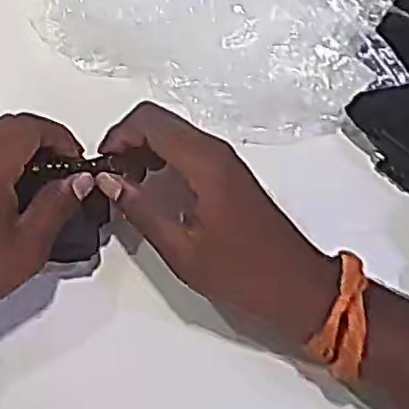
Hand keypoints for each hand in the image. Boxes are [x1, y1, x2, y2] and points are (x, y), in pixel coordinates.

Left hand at [0, 114, 92, 332]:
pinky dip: (14, 153)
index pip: (30, 127)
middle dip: (48, 137)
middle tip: (70, 165)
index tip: (78, 159)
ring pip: (2, 133)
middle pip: (15, 124)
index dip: (61, 137)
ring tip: (55, 176)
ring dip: (30, 144)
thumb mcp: (29, 243)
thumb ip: (57, 205)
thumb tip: (76, 182)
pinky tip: (30, 184)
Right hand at [97, 102, 337, 347]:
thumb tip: (108, 182)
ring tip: (128, 180)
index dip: (118, 136)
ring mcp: (221, 157)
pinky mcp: (225, 168)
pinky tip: (151, 183)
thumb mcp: (182, 250)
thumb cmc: (248, 274)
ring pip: (168, 128)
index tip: (105, 162)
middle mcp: (213, 150)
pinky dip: (159, 152)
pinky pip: (182, 143)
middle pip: (156, 118)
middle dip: (126, 138)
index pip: (148, 122)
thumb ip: (140, 210)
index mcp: (203, 163)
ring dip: (142, 145)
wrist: (302, 290)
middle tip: (112, 170)